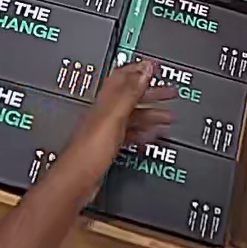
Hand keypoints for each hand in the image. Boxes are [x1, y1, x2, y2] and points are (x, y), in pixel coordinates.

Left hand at [44, 59, 176, 200]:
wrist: (75, 182)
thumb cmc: (89, 151)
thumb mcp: (114, 117)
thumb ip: (130, 91)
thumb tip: (144, 67)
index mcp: (106, 102)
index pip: (124, 77)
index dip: (140, 69)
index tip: (155, 65)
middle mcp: (105, 113)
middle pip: (132, 97)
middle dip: (152, 92)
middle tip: (170, 91)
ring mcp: (107, 130)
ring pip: (133, 116)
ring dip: (152, 113)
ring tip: (169, 115)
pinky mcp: (109, 147)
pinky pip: (131, 133)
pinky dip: (144, 131)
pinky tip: (152, 135)